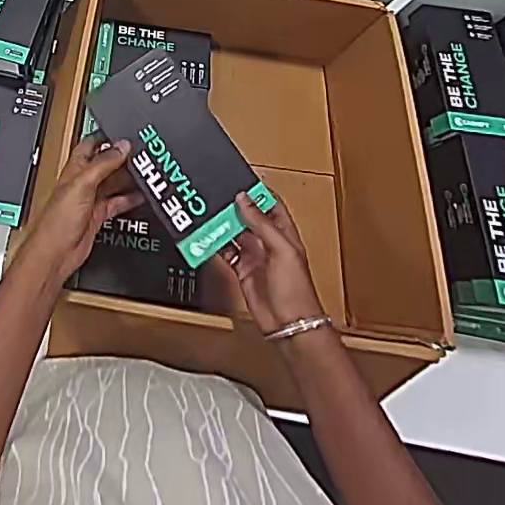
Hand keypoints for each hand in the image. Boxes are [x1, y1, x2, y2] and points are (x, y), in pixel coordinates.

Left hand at [16, 139, 140, 281]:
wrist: (56, 253)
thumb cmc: (57, 221)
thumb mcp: (83, 184)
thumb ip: (103, 163)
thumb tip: (122, 146)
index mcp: (75, 168)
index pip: (92, 144)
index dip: (107, 137)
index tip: (126, 134)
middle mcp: (84, 181)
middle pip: (107, 163)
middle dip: (124, 157)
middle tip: (143, 153)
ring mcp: (91, 198)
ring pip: (115, 182)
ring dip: (129, 177)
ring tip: (146, 171)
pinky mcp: (99, 214)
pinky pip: (118, 202)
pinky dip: (130, 198)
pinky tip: (142, 195)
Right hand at [208, 192, 326, 335]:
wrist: (288, 323)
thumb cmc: (296, 289)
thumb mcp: (281, 249)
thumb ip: (261, 224)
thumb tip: (245, 200)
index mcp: (284, 232)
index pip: (270, 204)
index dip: (258, 192)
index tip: (241, 181)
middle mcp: (269, 242)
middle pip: (249, 217)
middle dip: (235, 206)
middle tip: (219, 196)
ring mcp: (255, 256)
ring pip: (236, 233)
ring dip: (224, 224)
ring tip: (210, 214)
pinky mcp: (243, 270)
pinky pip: (227, 253)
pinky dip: (217, 245)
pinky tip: (208, 238)